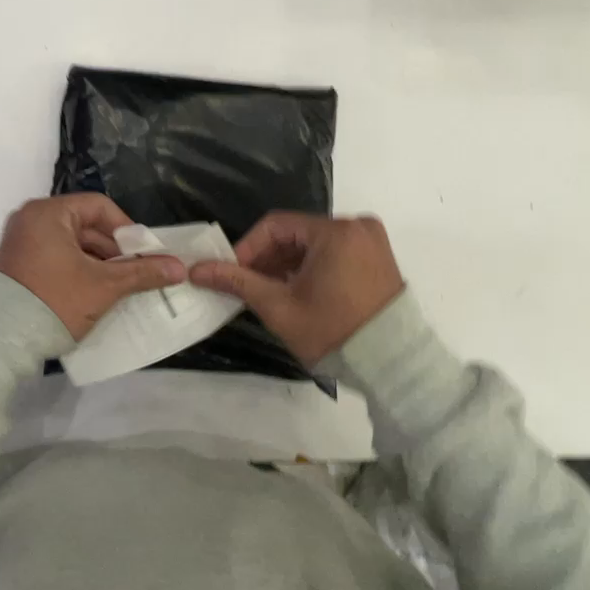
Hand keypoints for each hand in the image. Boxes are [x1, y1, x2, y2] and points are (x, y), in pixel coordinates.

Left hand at [0, 194, 187, 338]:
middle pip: (84, 224)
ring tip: (118, 286)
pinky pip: (54, 256)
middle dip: (113, 250)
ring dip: (97, 261)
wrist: (3, 341)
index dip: (127, 229)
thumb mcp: (104, 286)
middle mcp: (29, 219)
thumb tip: (178, 267)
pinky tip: (93, 292)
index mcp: (47, 213)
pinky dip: (76, 269)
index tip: (144, 254)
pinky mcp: (16, 263)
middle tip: (135, 273)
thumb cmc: (56, 302)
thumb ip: (142, 272)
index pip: (99, 207)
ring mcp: (19, 241)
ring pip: (71, 243)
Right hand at [188, 212, 404, 367]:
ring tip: (269, 291)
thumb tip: (197, 269)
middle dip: (267, 257)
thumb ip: (237, 281)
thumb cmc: (332, 332)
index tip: (231, 273)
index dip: (247, 247)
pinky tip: (297, 290)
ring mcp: (371, 242)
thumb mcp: (278, 307)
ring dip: (287, 263)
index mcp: (335, 231)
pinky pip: (334, 252)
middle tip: (248, 284)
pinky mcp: (379, 258)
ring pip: (314, 243)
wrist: (392, 364)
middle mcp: (357, 227)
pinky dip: (312, 267)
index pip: (275, 225)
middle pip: (296, 232)